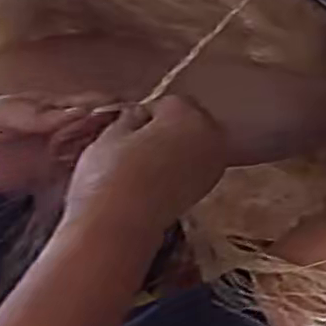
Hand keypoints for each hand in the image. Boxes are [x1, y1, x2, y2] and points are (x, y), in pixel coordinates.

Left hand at [0, 95, 112, 211]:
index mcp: (59, 108)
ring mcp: (56, 153)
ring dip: (108, 152)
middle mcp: (66, 128)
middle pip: (108, 126)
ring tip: (113, 157)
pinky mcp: (43, 177)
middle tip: (122, 139)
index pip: (103, 102)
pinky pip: (75, 174)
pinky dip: (89, 174)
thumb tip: (84, 111)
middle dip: (119, 130)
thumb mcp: (0, 112)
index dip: (119, 106)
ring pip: (98, 149)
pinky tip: (95, 174)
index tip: (129, 115)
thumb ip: (40, 113)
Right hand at [63, 97, 226, 241]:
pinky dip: (187, 162)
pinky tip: (161, 177)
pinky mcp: (215, 176)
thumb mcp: (108, 140)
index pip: (172, 102)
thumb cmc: (108, 178)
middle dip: (168, 126)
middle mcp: (212, 130)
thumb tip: (139, 112)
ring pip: (199, 138)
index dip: (147, 113)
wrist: (119, 224)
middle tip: (137, 145)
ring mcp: (218, 154)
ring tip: (148, 163)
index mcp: (188, 116)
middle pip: (191, 118)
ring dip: (180, 144)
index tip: (127, 128)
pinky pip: (202, 159)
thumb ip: (129, 118)